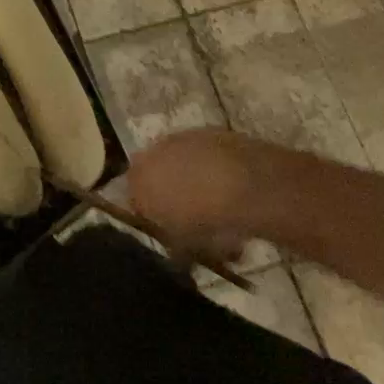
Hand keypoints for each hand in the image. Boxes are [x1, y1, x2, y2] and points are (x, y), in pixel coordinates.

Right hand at [125, 128, 266, 260]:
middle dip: (169, 195)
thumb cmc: (208, 221)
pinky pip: (201, 151)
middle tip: (193, 217)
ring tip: (217, 202)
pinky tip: (231, 183)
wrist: (247, 186)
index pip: (136, 203)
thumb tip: (176, 253)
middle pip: (154, 178)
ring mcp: (175, 139)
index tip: (171, 231)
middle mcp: (148, 157)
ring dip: (189, 178)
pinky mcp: (202, 129)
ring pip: (177, 161)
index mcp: (137, 185)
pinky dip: (210, 165)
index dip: (154, 219)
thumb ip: (174, 249)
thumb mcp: (187, 248)